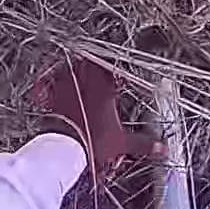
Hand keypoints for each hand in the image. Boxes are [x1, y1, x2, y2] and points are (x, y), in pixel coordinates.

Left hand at [33, 60, 159, 174]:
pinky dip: (49, 80)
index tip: (114, 69)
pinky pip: (48, 84)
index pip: (111, 72)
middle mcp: (85, 88)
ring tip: (74, 61)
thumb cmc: (92, 143)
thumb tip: (161, 148)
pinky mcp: (51, 100)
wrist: (65, 149)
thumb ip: (142, 144)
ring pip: (69, 70)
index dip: (113, 68)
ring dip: (72, 66)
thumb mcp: (121, 144)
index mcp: (104, 93)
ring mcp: (66, 92)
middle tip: (93, 59)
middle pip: (88, 65)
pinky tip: (47, 79)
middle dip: (92, 62)